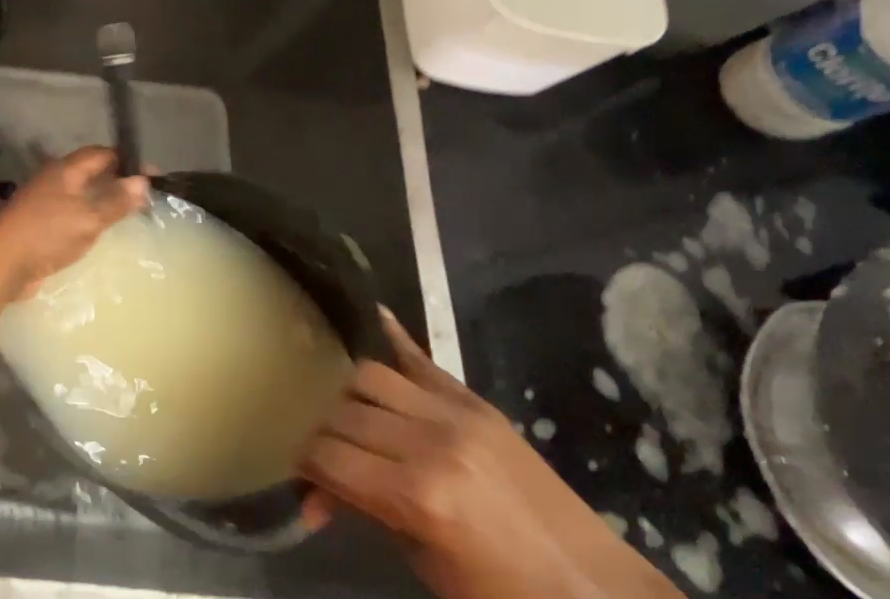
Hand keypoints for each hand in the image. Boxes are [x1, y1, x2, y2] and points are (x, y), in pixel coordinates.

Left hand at [0, 146, 149, 302]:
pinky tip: (103, 233)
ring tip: (131, 214)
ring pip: (82, 195)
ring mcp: (46, 204)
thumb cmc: (47, 233)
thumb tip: (141, 181)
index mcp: (65, 170)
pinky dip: (91, 219)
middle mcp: (55, 181)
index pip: (101, 154)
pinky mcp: (41, 227)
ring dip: (104, 201)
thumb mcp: (88, 217)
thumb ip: (115, 200)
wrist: (1, 263)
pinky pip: (73, 216)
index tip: (153, 175)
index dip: (128, 160)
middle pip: (91, 173)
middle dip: (118, 181)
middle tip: (146, 196)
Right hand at [296, 313, 681, 598]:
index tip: (296, 473)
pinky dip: (394, 340)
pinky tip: (370, 317)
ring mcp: (458, 415)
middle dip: (319, 433)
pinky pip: (423, 361)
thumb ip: (368, 512)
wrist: (593, 588)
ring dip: (347, 395)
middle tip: (316, 454)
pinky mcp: (478, 404)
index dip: (303, 465)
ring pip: (371, 376)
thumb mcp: (425, 562)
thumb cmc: (503, 592)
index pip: (328, 457)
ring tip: (345, 418)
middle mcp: (432, 442)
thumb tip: (316, 495)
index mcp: (418, 495)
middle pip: (343, 413)